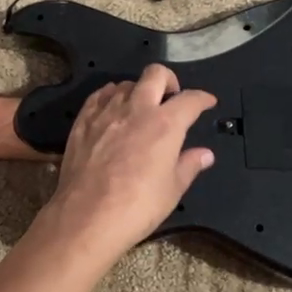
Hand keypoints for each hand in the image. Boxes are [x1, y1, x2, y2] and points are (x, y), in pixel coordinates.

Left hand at [41, 64, 216, 255]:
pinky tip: (113, 108)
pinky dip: (111, 96)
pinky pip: (99, 96)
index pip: (190, 100)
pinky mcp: (83, 121)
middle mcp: (136, 109)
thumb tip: (205, 154)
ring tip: (141, 108)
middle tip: (172, 98)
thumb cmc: (137, 206)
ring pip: (126, 84)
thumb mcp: (172, 190)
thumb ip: (189, 165)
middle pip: (155, 74)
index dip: (203, 98)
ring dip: (138, 90)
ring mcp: (106, 112)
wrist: (87, 217)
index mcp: (165, 124)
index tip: (207, 102)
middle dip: (169, 80)